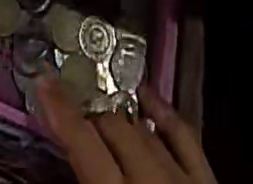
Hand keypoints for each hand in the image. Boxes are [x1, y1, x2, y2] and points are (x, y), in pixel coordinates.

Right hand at [36, 77, 216, 183]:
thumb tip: (70, 170)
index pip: (85, 144)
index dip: (62, 110)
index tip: (45, 80)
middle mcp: (151, 182)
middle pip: (113, 129)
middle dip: (88, 116)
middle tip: (69, 111)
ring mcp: (183, 180)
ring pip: (143, 129)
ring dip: (118, 116)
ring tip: (99, 106)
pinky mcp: (207, 183)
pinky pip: (184, 135)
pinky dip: (163, 111)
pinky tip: (146, 95)